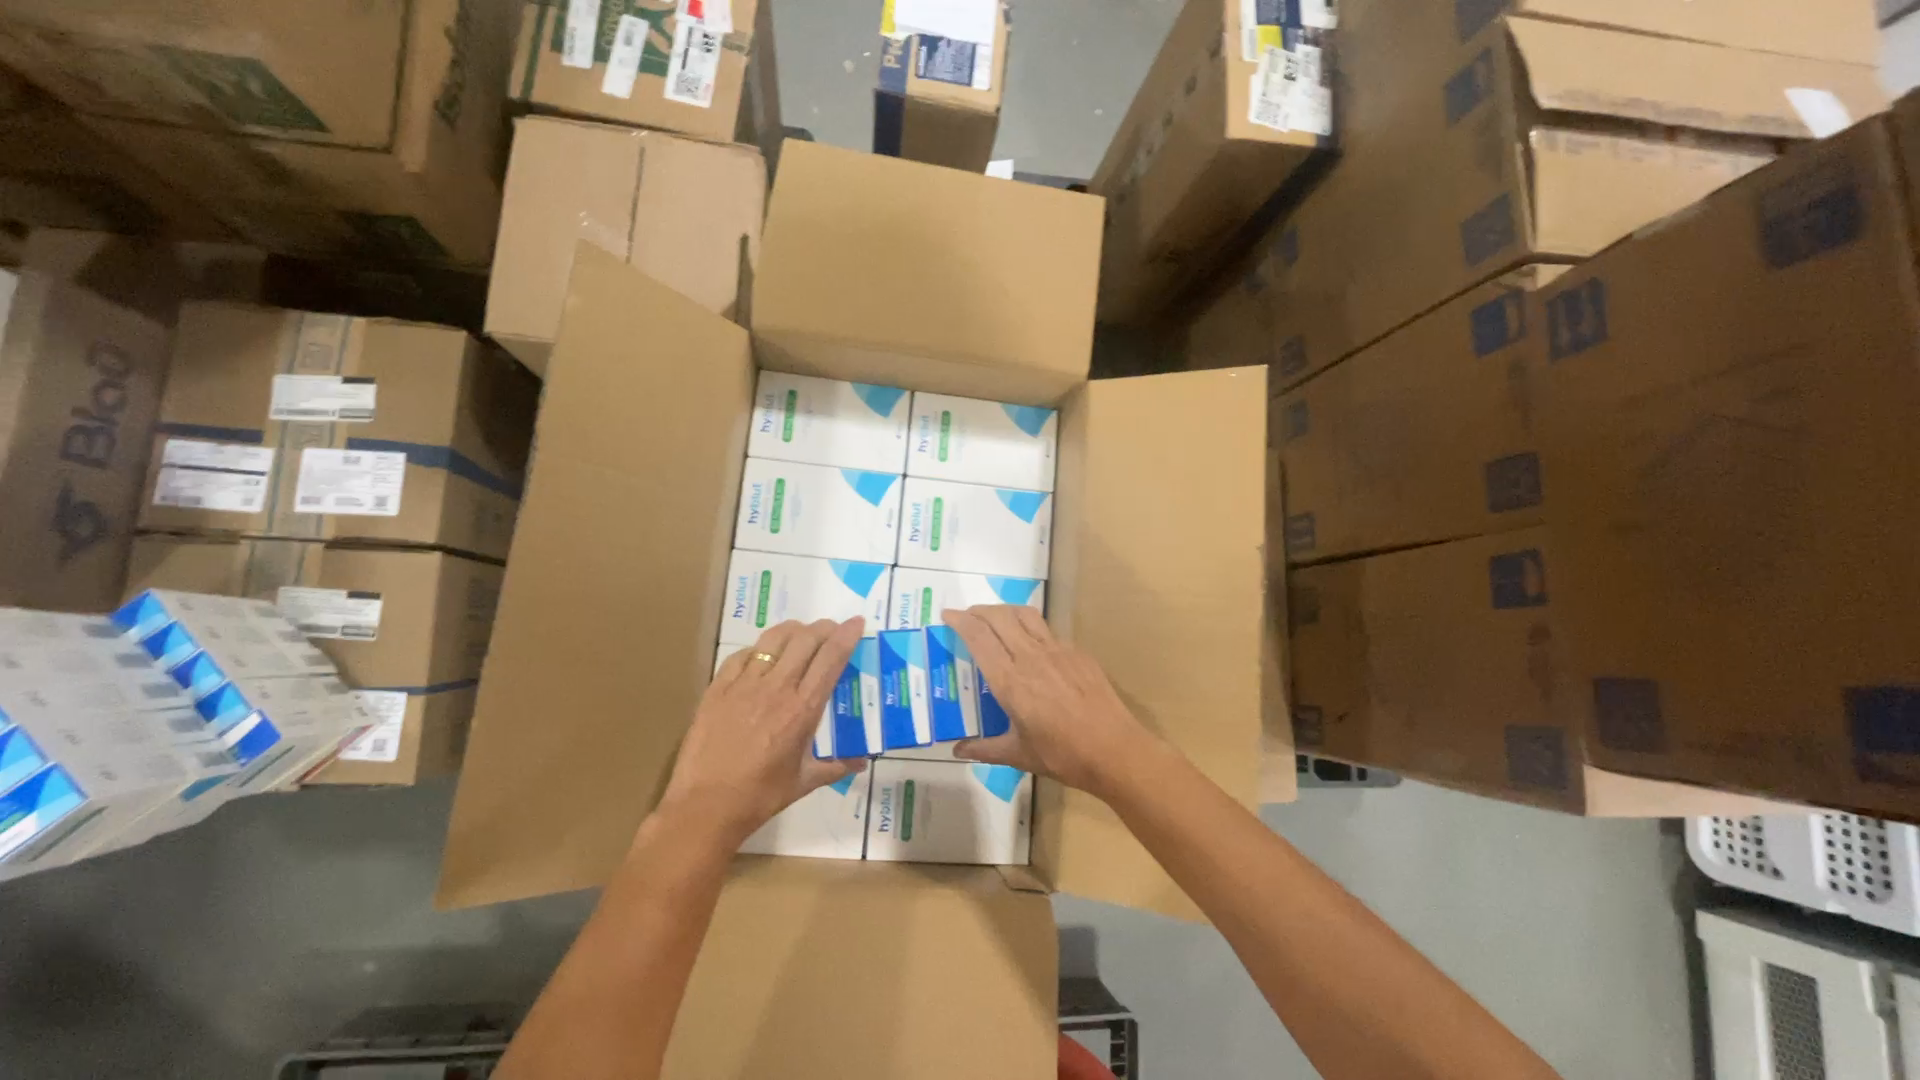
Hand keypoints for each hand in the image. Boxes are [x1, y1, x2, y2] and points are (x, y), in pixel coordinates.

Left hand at [656, 618, 866, 847]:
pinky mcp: (717, 689)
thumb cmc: (760, 797)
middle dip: (823, 628)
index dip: (847, 636)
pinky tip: (761, 654)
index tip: (857, 623)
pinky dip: (757, 649)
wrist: (705, 805)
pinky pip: (740, 656)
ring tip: (800, 632)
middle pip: (804, 640)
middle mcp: (776, 688)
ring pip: (772, 640)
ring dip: (792, 630)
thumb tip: (860, 761)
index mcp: (802, 710)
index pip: (830, 659)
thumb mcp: (803, 782)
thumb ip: (835, 766)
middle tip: (831, 629)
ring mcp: (743, 685)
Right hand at [942, 605, 1164, 800]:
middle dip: (979, 611)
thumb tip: (957, 749)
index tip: (948, 615)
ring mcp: (1057, 652)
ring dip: (1004, 610)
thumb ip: (985, 748)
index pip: (979, 638)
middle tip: (967, 616)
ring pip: (1025, 615)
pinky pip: (1047, 631)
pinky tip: (1030, 643)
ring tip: (995, 618)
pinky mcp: (1077, 654)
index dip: (960, 621)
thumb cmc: (1062, 755)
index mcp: (1010, 681)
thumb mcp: (1018, 755)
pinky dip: (1030, 627)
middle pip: (999, 617)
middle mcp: (1030, 658)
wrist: (1114, 750)